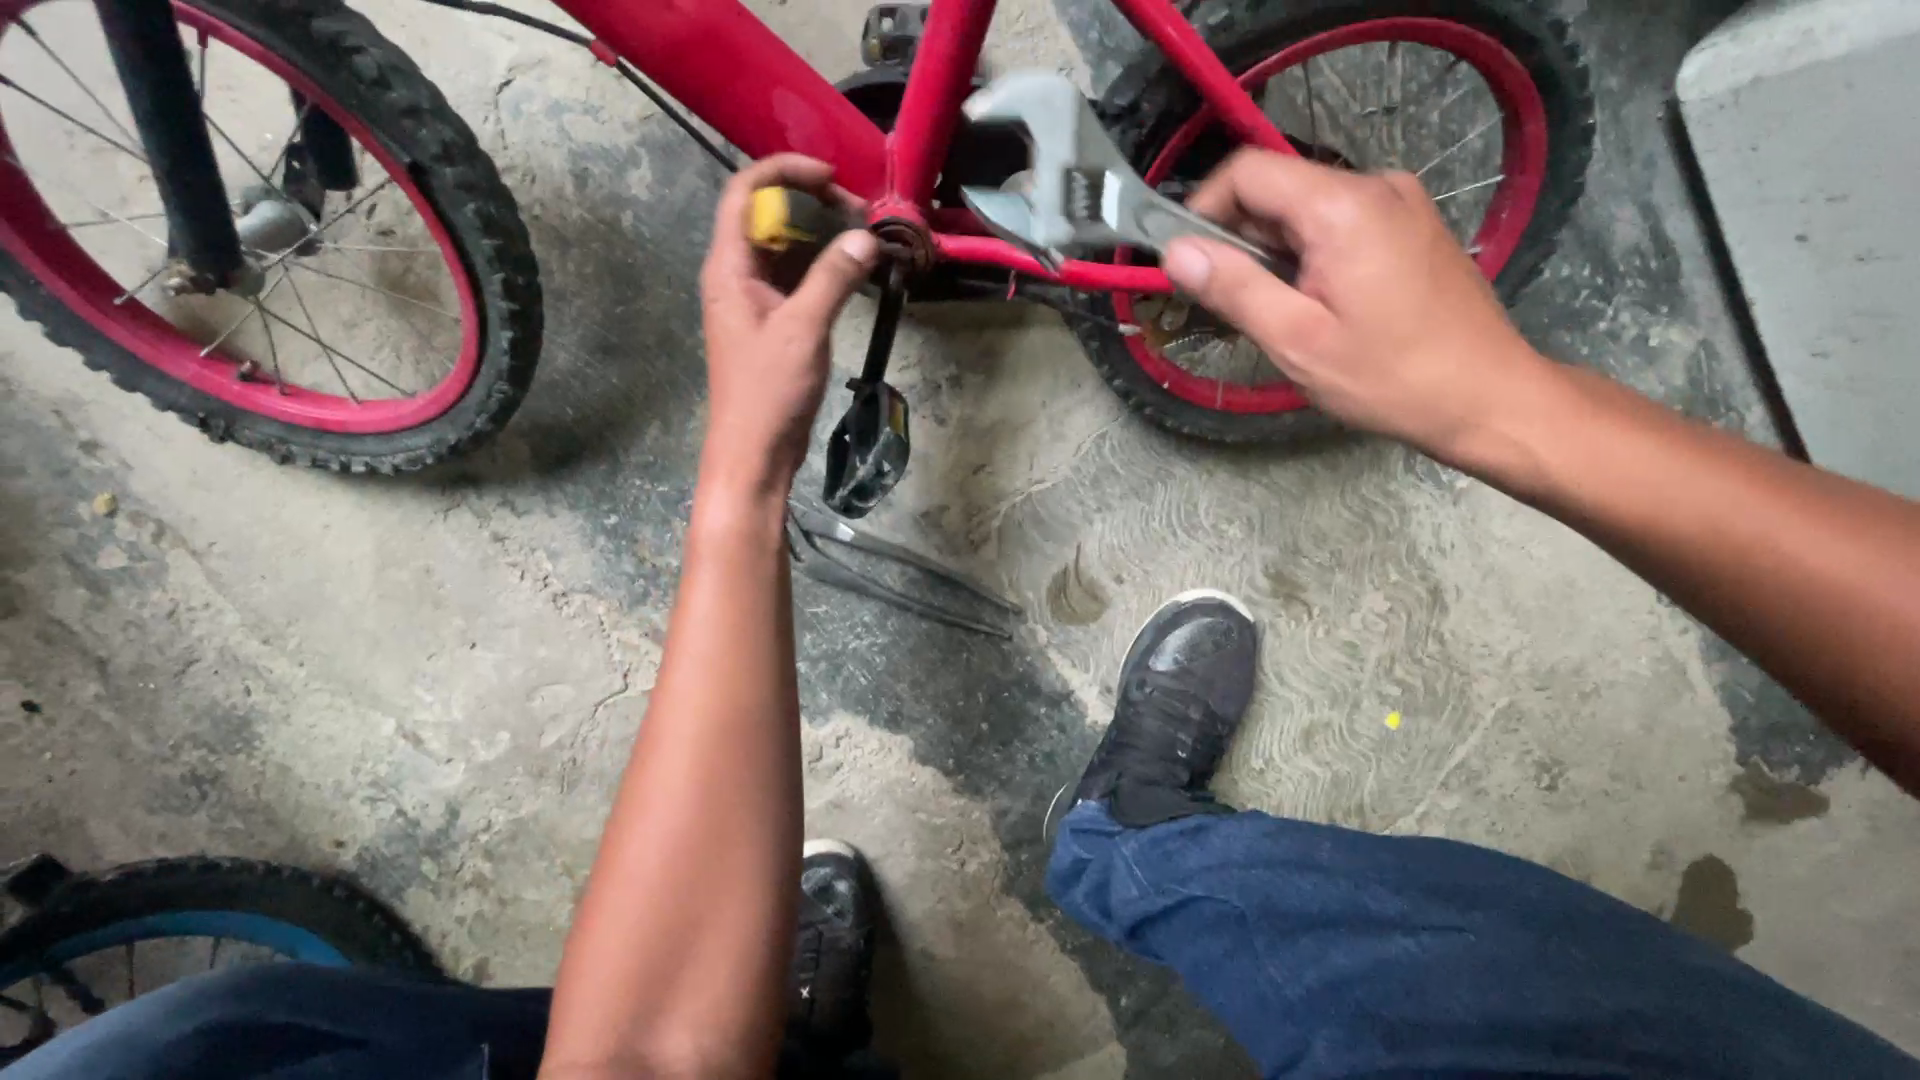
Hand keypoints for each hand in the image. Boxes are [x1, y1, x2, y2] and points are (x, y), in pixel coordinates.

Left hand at [699, 154, 878, 493]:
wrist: (755, 452)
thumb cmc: (768, 392)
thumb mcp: (803, 330)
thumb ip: (833, 278)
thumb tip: (865, 237)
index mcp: (728, 268)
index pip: (746, 192)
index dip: (785, 172)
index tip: (830, 177)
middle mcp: (736, 275)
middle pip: (768, 216)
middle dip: (812, 205)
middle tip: (859, 214)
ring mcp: (754, 300)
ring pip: (786, 249)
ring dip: (823, 238)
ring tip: (865, 240)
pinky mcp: (773, 323)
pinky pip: (797, 280)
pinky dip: (825, 270)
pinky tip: (855, 273)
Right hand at [1162, 150, 1555, 468]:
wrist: (1487, 397)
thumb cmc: (1389, 376)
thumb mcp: (1296, 339)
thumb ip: (1233, 288)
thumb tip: (1175, 252)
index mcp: (1343, 206)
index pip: (1247, 171)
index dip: (1203, 209)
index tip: (1185, 261)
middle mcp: (1375, 186)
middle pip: (1277, 190)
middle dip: (1237, 240)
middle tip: (1226, 304)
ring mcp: (1399, 203)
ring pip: (1304, 211)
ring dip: (1271, 254)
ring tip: (1271, 315)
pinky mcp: (1411, 226)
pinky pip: (1337, 225)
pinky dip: (1307, 257)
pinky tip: (1311, 306)